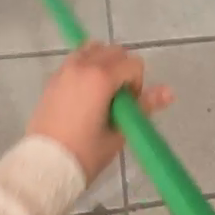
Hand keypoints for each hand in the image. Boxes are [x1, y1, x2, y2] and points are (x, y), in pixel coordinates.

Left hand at [27, 42, 172, 180]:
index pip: (133, 64)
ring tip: (101, 94)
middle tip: (118, 101)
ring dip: (104, 64)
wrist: (43, 165)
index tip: (128, 108)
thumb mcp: (118, 132)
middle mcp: (83, 65)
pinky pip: (76, 59)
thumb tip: (170, 91)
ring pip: (93, 49)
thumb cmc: (84, 153)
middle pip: (115, 51)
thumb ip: (144, 106)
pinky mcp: (53, 78)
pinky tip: (84, 95)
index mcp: (101, 77)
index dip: (137, 85)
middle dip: (123, 70)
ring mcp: (65, 69)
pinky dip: (86, 67)